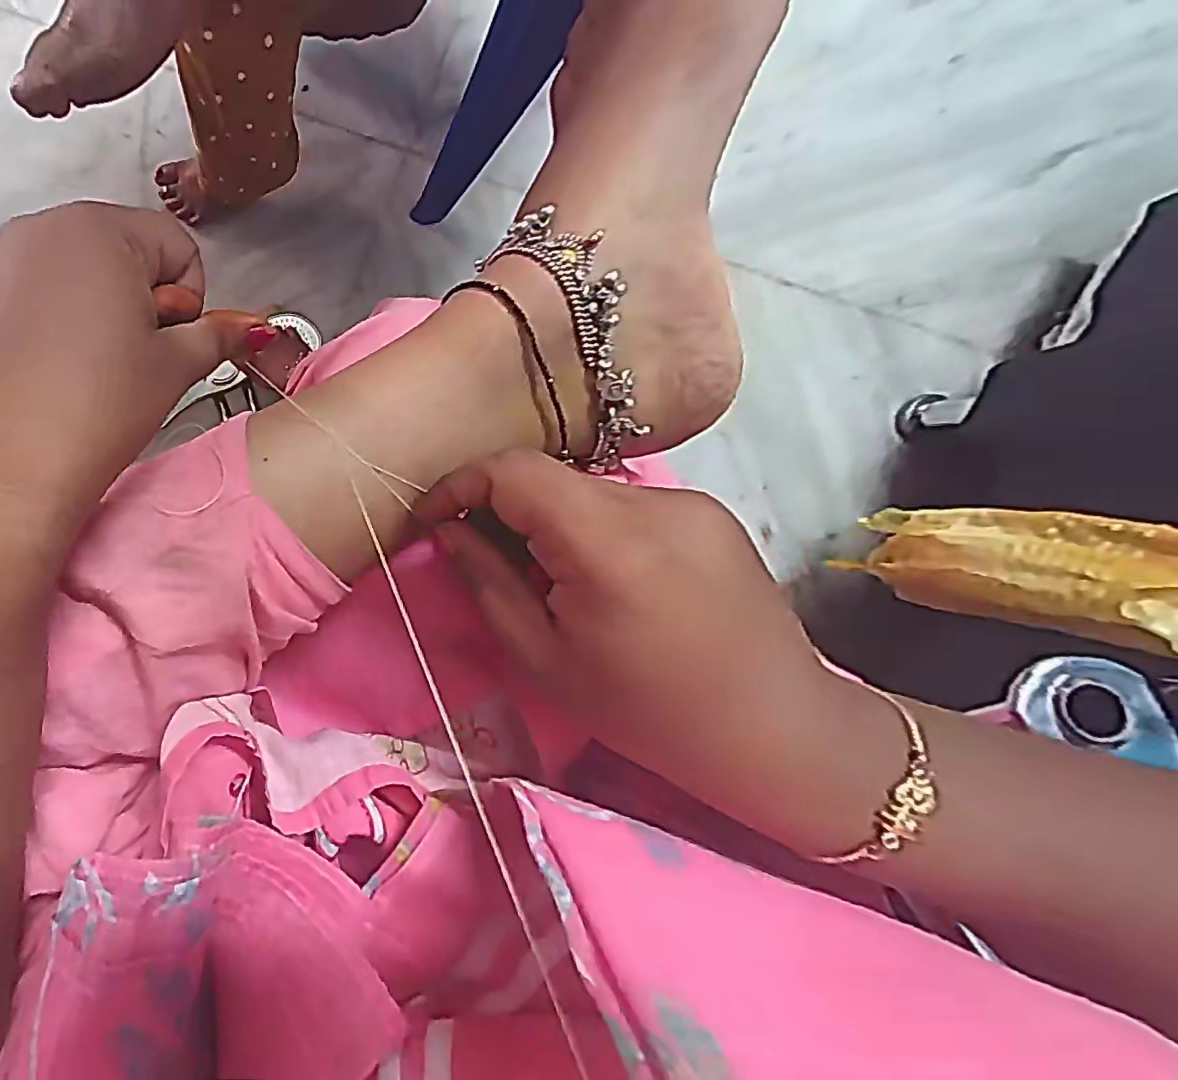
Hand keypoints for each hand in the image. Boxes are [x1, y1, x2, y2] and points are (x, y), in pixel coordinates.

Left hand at [0, 201, 263, 524]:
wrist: (8, 470)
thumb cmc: (87, 414)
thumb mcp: (174, 368)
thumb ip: (217, 334)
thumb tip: (241, 328)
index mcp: (98, 229)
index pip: (178, 246)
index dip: (189, 300)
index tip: (173, 342)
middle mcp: (44, 229)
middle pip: (129, 253)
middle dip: (146, 303)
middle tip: (138, 360)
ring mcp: (6, 261)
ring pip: (87, 274)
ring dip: (108, 314)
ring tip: (100, 371)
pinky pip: (46, 294)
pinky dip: (67, 323)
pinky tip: (67, 371)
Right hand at [417, 449, 866, 818]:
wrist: (778, 732)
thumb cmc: (644, 711)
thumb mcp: (541, 655)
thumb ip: (486, 579)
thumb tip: (449, 529)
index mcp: (610, 544)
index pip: (514, 471)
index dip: (460, 485)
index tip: (434, 520)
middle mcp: (655, 504)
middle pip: (546, 476)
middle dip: (498, 509)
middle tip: (483, 560)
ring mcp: (688, 502)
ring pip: (580, 487)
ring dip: (541, 520)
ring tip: (544, 578)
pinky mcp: (706, 511)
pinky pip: (618, 501)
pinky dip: (583, 526)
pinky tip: (594, 577)